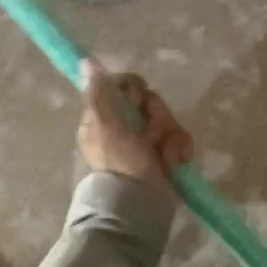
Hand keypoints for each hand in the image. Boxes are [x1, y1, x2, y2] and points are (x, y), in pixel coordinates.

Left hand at [77, 59, 192, 185]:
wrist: (138, 204)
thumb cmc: (119, 162)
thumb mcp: (105, 124)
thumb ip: (99, 92)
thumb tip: (86, 61)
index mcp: (106, 116)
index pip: (127, 85)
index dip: (136, 90)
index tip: (137, 101)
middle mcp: (125, 126)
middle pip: (151, 102)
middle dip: (157, 119)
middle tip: (150, 138)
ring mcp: (145, 142)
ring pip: (168, 120)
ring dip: (170, 137)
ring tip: (166, 158)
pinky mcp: (164, 156)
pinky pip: (179, 139)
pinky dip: (180, 150)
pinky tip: (176, 163)